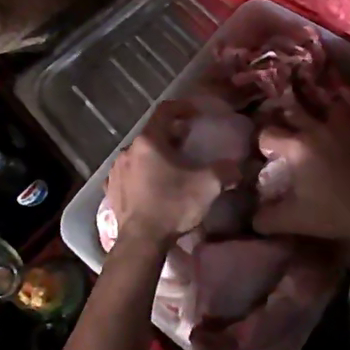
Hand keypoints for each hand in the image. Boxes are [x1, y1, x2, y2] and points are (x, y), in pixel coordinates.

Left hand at [105, 100, 224, 249]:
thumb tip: (237, 170)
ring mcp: (116, 171)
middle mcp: (128, 150)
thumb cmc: (173, 205)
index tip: (196, 114)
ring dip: (156, 156)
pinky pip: (130, 174)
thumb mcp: (208, 185)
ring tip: (172, 169)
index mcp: (149, 141)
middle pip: (152, 133)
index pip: (165, 110)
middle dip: (171, 136)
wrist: (141, 242)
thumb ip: (226, 171)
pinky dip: (142, 174)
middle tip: (189, 145)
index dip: (182, 107)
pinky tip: (154, 187)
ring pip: (140, 154)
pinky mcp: (111, 190)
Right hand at [254, 106, 349, 242]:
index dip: (263, 142)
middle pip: (295, 112)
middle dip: (287, 119)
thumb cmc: (329, 212)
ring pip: (330, 108)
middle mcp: (317, 131)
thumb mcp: (292, 220)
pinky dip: (348, 124)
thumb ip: (267, 219)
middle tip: (287, 131)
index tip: (266, 153)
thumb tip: (254, 219)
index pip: (269, 134)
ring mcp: (342, 131)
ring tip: (320, 122)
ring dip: (322, 112)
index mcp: (296, 147)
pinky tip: (347, 135)